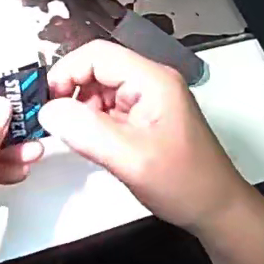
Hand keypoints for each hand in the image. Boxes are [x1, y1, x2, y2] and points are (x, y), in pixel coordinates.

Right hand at [37, 41, 251, 231]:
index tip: (46, 101)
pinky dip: (93, 122)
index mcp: (153, 81)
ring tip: (75, 137)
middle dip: (71, 91)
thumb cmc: (186, 184)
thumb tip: (48, 110)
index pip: (97, 55)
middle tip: (53, 122)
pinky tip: (92, 143)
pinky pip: (110, 109)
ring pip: (100, 89)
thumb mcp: (131, 159)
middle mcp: (151, 83)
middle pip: (97, 69)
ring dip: (81, 109)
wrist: (217, 209)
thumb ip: (87, 131)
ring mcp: (150, 100)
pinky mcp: (146, 118)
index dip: (66, 72)